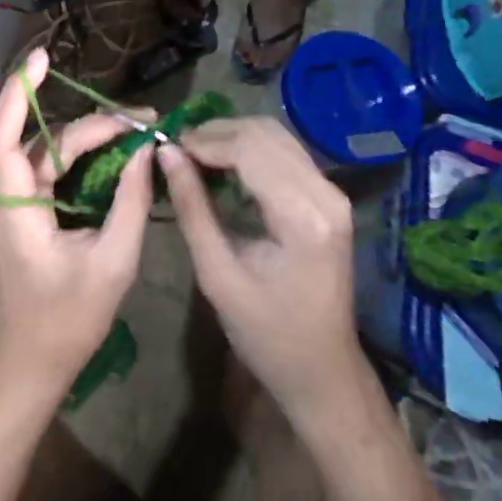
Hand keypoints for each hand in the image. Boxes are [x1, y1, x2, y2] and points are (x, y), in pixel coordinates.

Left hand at [0, 47, 153, 390]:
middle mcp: (4, 197)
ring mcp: (12, 204)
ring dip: (90, 137)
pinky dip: (83, 156)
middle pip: (44, 140)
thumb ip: (131, 199)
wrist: (31, 364)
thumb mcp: (114, 259)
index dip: (18, 91)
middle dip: (94, 123)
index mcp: (14, 207)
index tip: (41, 57)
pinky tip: (115, 150)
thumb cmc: (68, 318)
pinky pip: (52, 170)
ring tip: (137, 129)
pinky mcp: (24, 212)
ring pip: (49, 151)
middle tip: (145, 119)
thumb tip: (147, 149)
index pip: (4, 136)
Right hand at [161, 117, 363, 412]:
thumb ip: (193, 208)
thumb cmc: (265, 333)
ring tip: (194, 154)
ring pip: (279, 138)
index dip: (206, 140)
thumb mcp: (218, 274)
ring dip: (235, 137)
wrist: (322, 368)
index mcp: (303, 216)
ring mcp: (334, 193)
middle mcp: (327, 193)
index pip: (251, 149)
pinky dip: (253, 151)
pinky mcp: (331, 197)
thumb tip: (167, 155)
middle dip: (218, 133)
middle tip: (177, 149)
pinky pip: (288, 155)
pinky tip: (225, 165)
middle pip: (267, 134)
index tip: (167, 145)